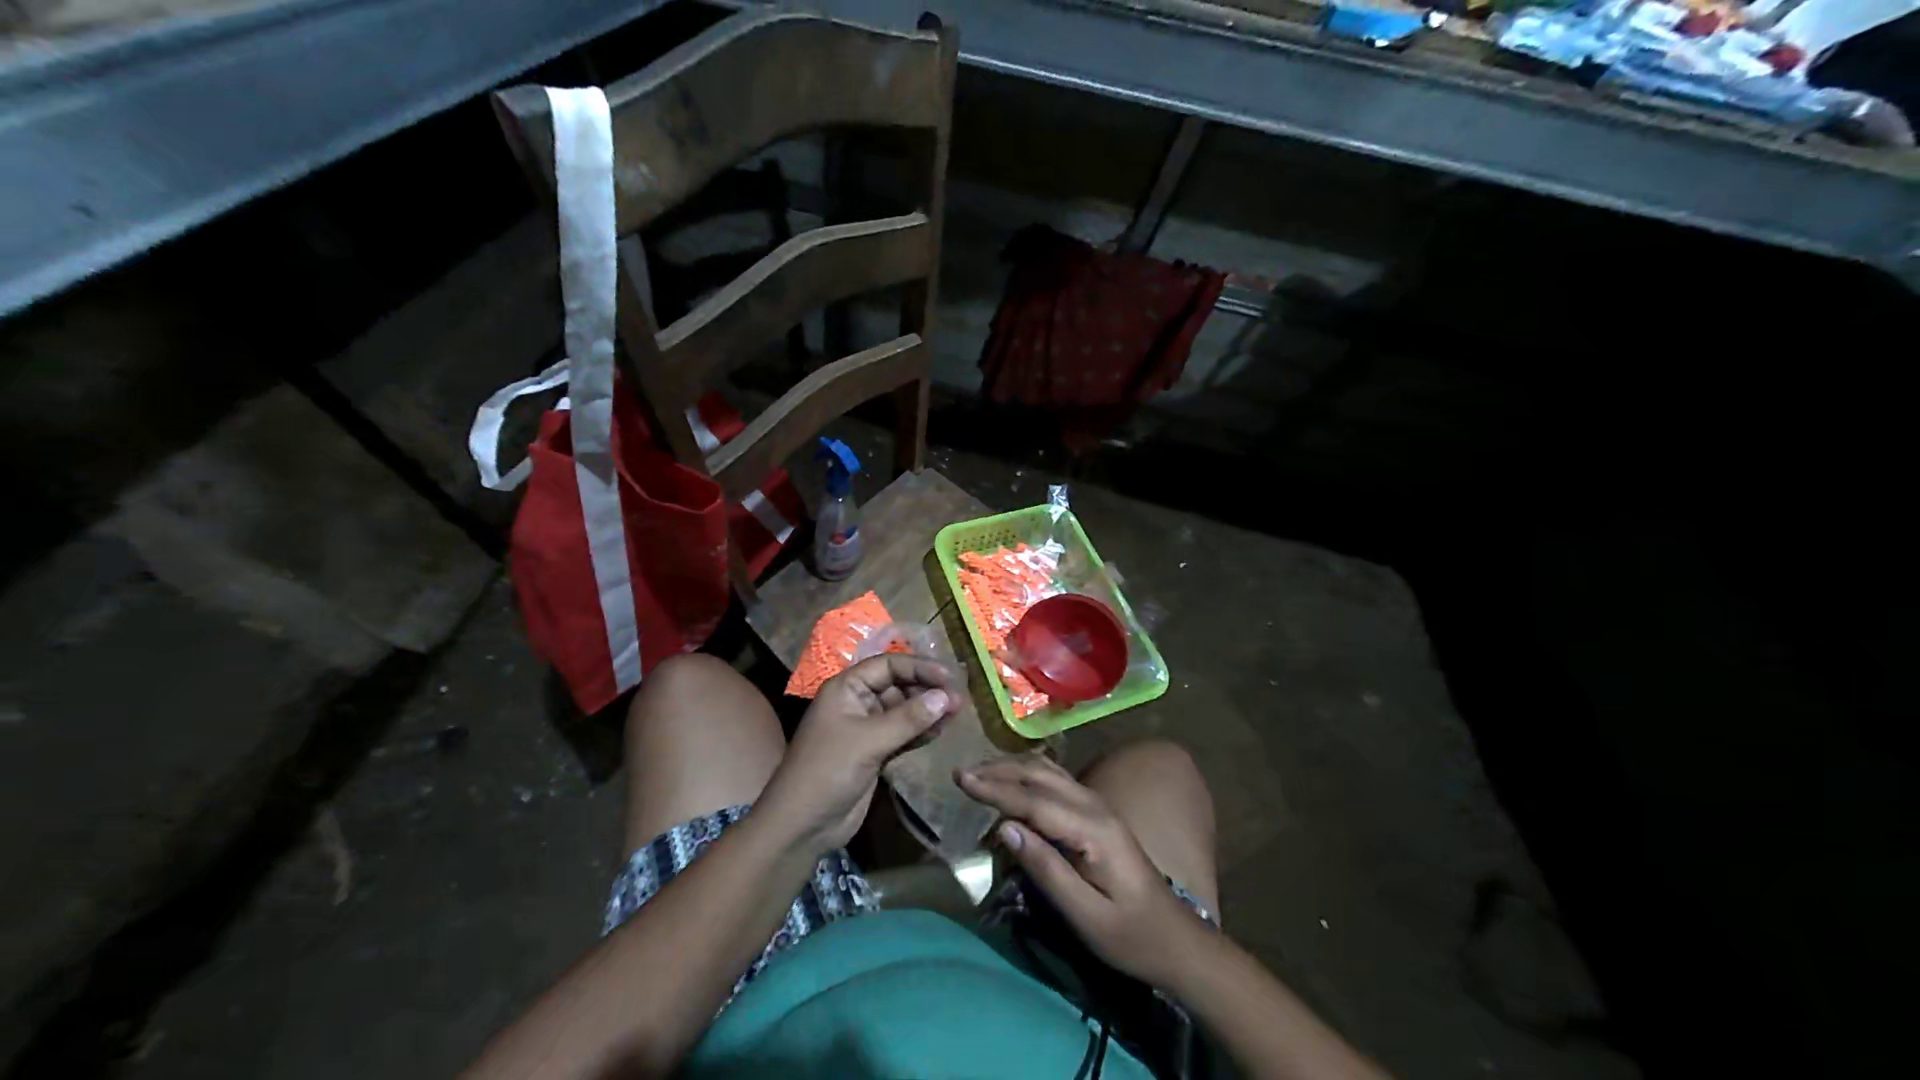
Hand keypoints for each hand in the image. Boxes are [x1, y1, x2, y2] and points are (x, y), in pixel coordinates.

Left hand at [760, 654, 958, 852]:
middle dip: (927, 689)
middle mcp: (856, 702)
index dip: (919, 667)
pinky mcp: (874, 752)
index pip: (888, 665)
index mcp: (846, 688)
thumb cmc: (829, 771)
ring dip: (927, 711)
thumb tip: (947, 697)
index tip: (949, 677)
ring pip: (903, 710)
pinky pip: (903, 733)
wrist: (802, 824)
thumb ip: (909, 718)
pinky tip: (940, 731)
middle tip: (958, 699)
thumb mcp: (869, 740)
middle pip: (898, 685)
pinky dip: (920, 731)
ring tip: (956, 714)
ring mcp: (865, 728)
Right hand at [957, 757, 1208, 986]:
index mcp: (1094, 829)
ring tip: (977, 772)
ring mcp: (1098, 805)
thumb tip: (1003, 828)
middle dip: (997, 771)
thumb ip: (1046, 869)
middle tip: (960, 773)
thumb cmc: (1130, 935)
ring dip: (1011, 768)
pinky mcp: (1096, 812)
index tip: (960, 779)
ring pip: (1048, 773)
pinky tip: (1012, 779)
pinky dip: (1027, 775)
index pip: (1034, 800)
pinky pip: (1056, 781)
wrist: (1176, 939)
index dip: (995, 788)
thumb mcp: (1086, 914)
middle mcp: (1095, 806)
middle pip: (1040, 776)